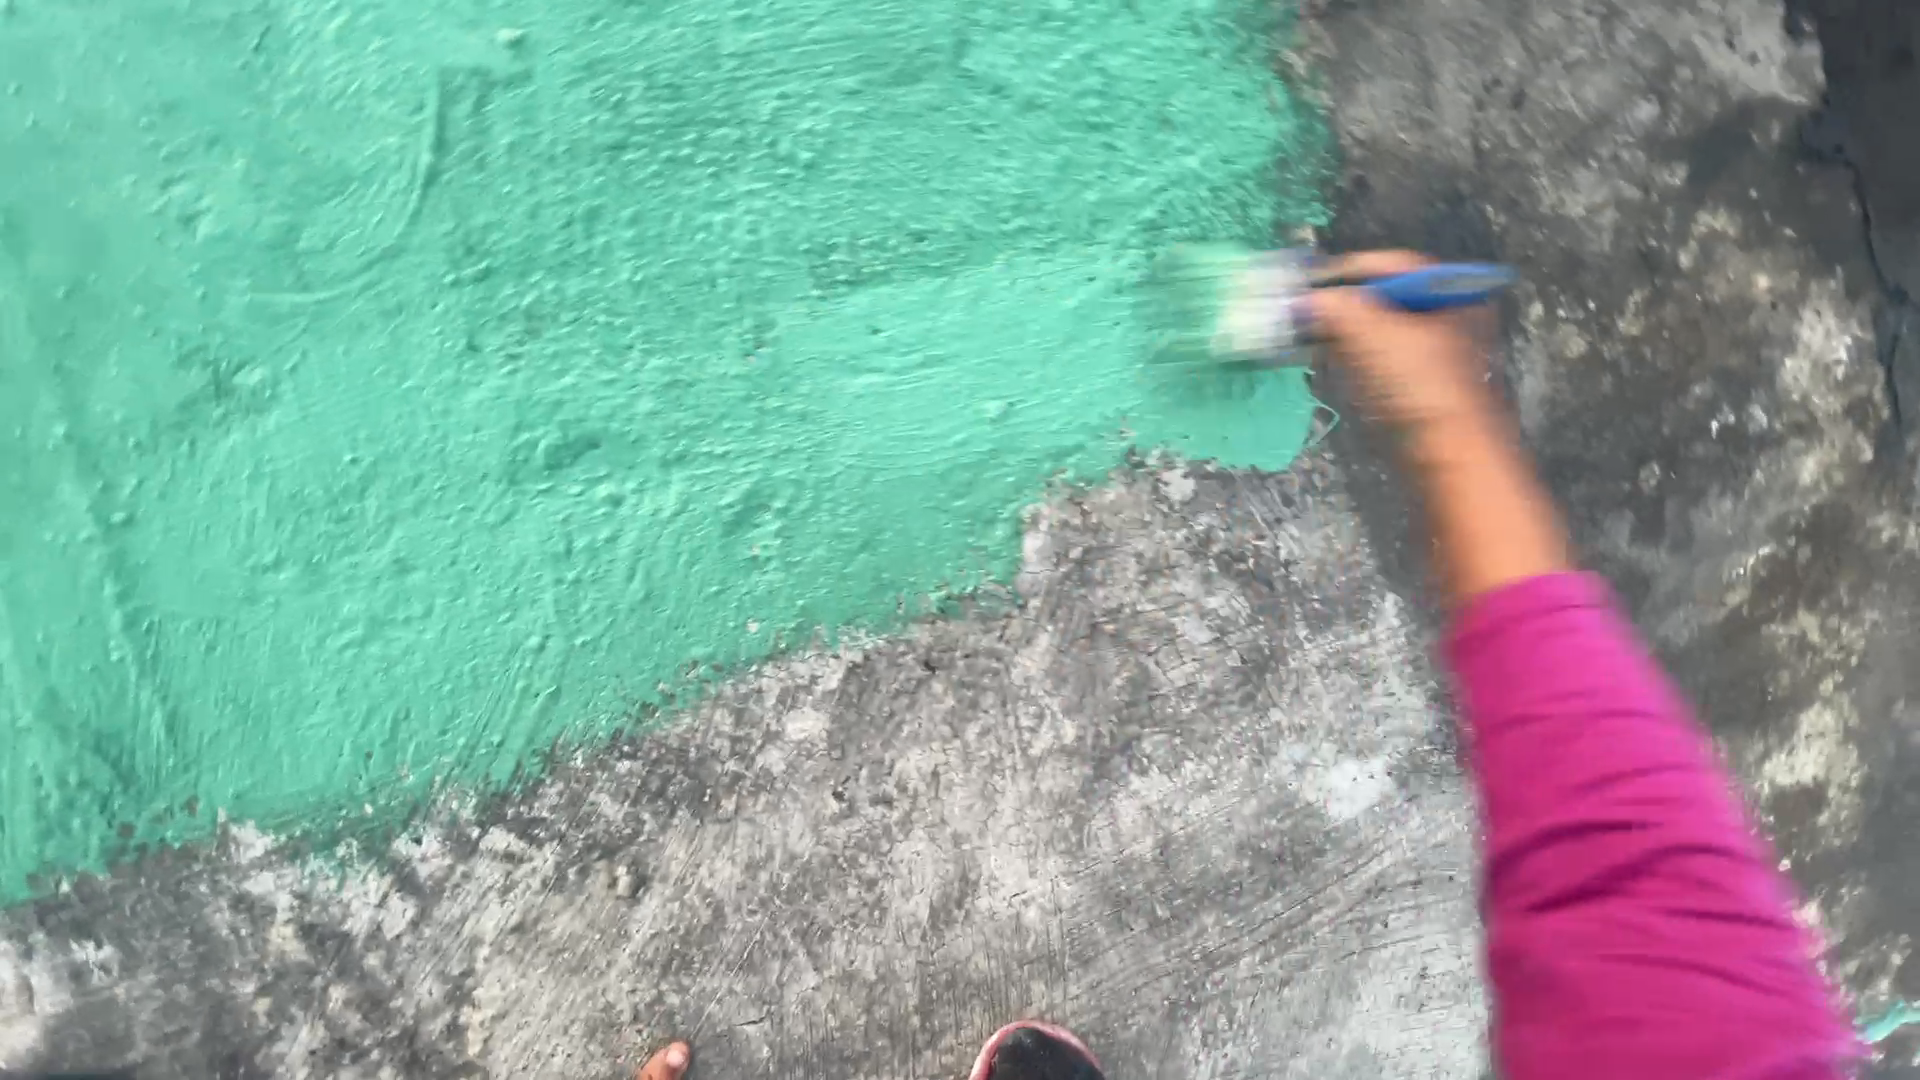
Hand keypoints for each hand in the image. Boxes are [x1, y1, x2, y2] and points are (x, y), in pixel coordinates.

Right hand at [1305, 251, 1500, 440]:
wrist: (1446, 451)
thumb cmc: (1419, 386)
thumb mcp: (1375, 335)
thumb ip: (1337, 308)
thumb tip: (1305, 301)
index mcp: (1452, 292)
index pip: (1391, 265)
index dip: (1345, 271)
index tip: (1307, 284)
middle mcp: (1450, 314)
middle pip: (1384, 297)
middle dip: (1341, 305)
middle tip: (1306, 313)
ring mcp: (1437, 351)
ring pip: (1380, 328)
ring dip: (1344, 332)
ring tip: (1314, 340)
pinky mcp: (1421, 382)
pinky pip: (1381, 356)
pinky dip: (1355, 356)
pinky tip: (1337, 365)